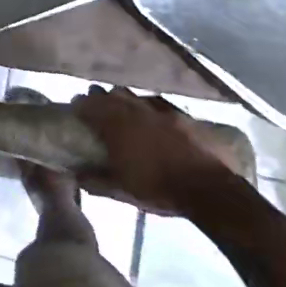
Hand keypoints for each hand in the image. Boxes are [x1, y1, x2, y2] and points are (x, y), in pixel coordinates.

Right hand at [75, 89, 239, 214]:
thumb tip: (76, 175)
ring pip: (135, 96)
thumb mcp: (122, 191)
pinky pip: (159, 103)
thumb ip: (96, 181)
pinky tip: (150, 111)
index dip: (81, 104)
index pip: (90, 106)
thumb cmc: (159, 189)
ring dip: (124, 98)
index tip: (75, 106)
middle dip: (101, 97)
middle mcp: (136, 112)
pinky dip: (148, 105)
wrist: (210, 190)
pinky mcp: (183, 116)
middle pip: (112, 95)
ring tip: (121, 105)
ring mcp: (161, 112)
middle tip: (95, 103)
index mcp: (117, 127)